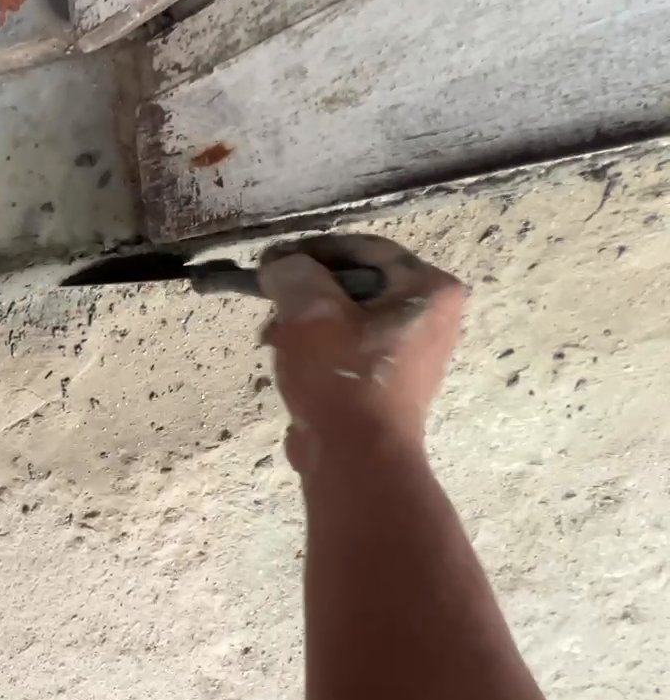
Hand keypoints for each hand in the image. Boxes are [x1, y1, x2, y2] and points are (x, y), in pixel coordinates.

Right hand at [258, 234, 464, 472]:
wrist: (355, 451)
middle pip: (354, 283)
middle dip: (304, 293)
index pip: (364, 248)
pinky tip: (290, 362)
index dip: (311, 250)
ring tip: (272, 340)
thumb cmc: (339, 377)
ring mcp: (413, 348)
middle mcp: (432, 313)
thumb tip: (279, 264)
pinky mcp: (389, 377)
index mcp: (428, 288)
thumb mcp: (309, 314)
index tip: (268, 262)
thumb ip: (294, 276)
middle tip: (267, 306)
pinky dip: (315, 346)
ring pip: (346, 315)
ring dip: (303, 321)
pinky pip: (347, 345)